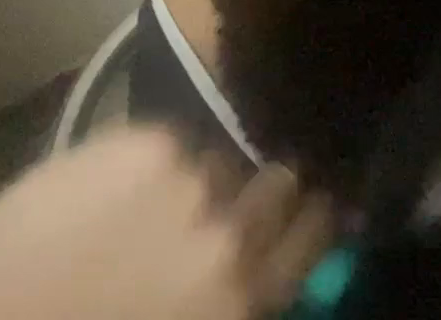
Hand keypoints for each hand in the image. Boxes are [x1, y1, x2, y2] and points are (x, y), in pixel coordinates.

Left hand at [0, 127, 332, 319]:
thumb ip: (228, 299)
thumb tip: (254, 268)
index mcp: (239, 294)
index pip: (316, 231)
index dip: (313, 221)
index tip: (307, 216)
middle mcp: (227, 225)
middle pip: (283, 181)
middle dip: (269, 193)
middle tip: (238, 207)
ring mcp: (181, 172)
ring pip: (224, 157)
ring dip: (209, 177)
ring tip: (169, 197)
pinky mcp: (135, 139)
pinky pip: (173, 142)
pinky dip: (161, 160)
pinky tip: (125, 184)